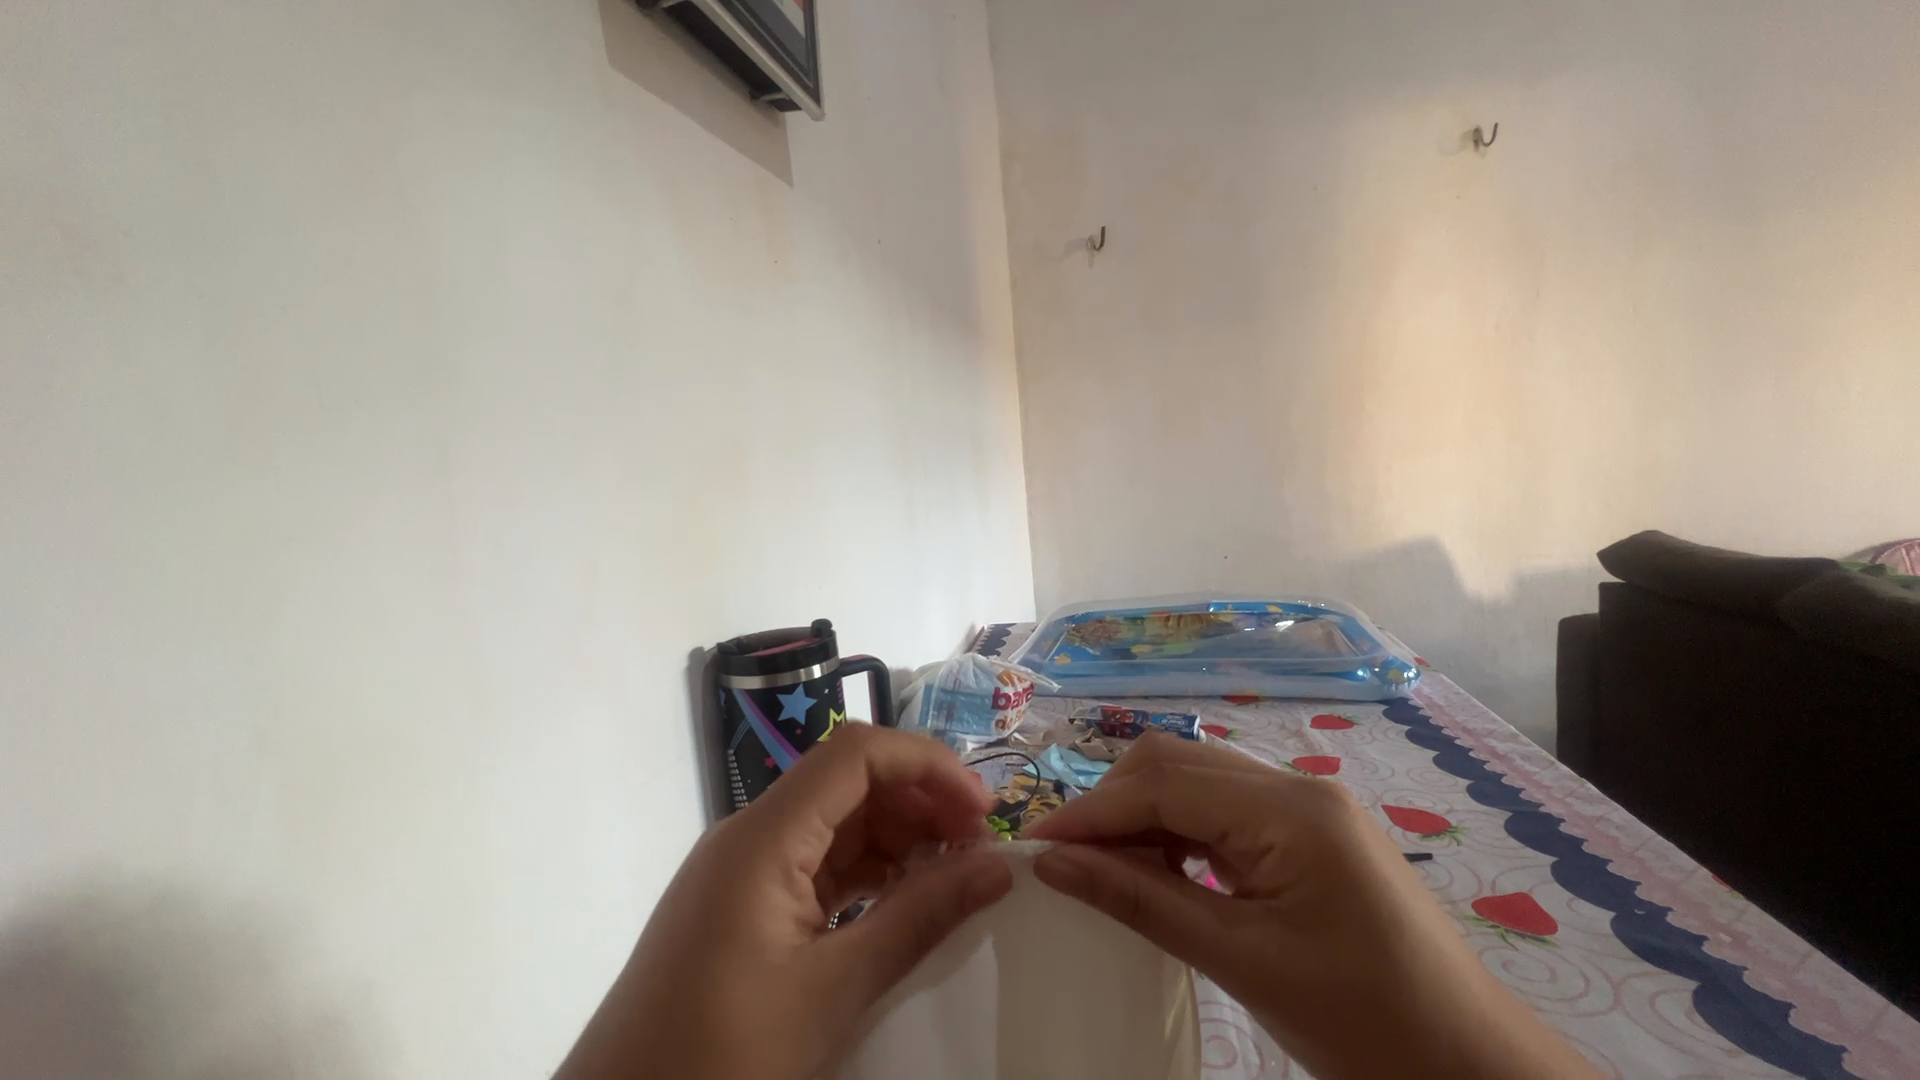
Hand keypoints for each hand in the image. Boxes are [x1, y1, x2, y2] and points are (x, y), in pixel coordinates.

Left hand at [555, 724, 1013, 1079]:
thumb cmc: (721, 1055)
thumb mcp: (832, 990)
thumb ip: (918, 919)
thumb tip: (993, 868)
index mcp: (764, 835)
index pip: (856, 753)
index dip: (927, 764)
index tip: (983, 809)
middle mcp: (753, 834)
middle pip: (850, 781)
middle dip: (921, 801)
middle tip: (978, 849)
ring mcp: (747, 869)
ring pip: (839, 821)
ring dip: (901, 837)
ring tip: (954, 874)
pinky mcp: (748, 903)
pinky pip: (821, 863)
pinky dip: (871, 872)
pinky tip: (908, 899)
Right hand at [1026, 734, 1598, 1079]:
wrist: (1473, 1066)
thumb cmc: (1361, 1019)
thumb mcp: (1240, 960)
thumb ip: (1141, 900)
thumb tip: (1053, 863)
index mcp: (1288, 809)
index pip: (1162, 784)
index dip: (1091, 812)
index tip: (1035, 846)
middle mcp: (1296, 786)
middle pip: (1176, 763)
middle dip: (1113, 804)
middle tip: (1067, 859)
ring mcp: (1307, 804)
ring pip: (1197, 780)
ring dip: (1143, 816)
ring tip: (1104, 868)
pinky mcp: (1310, 830)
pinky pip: (1225, 809)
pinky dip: (1180, 831)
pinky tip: (1161, 871)